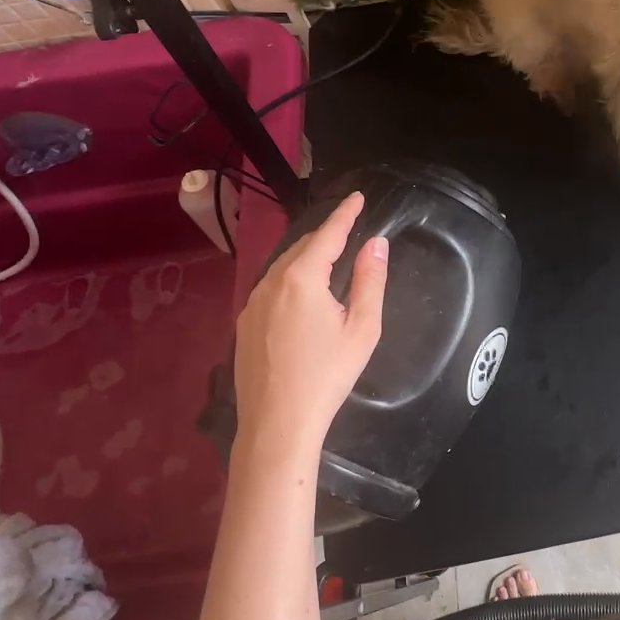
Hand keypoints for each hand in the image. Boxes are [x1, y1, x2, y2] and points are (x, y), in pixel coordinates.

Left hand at [232, 192, 388, 452]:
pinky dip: (290, 279)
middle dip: (326, 236)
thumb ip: (370, 281)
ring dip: (307, 258)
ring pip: (283, 267)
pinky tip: (302, 296)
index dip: (345, 213)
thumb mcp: (362, 329)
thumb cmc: (327, 375)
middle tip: (349, 231)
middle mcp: (271, 282)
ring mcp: (252, 303)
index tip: (358, 197)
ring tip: (328, 260)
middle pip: (303, 247)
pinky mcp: (243, 324)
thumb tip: (376, 243)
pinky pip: (271, 288)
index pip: (328, 234)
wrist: (277, 423)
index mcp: (302, 278)